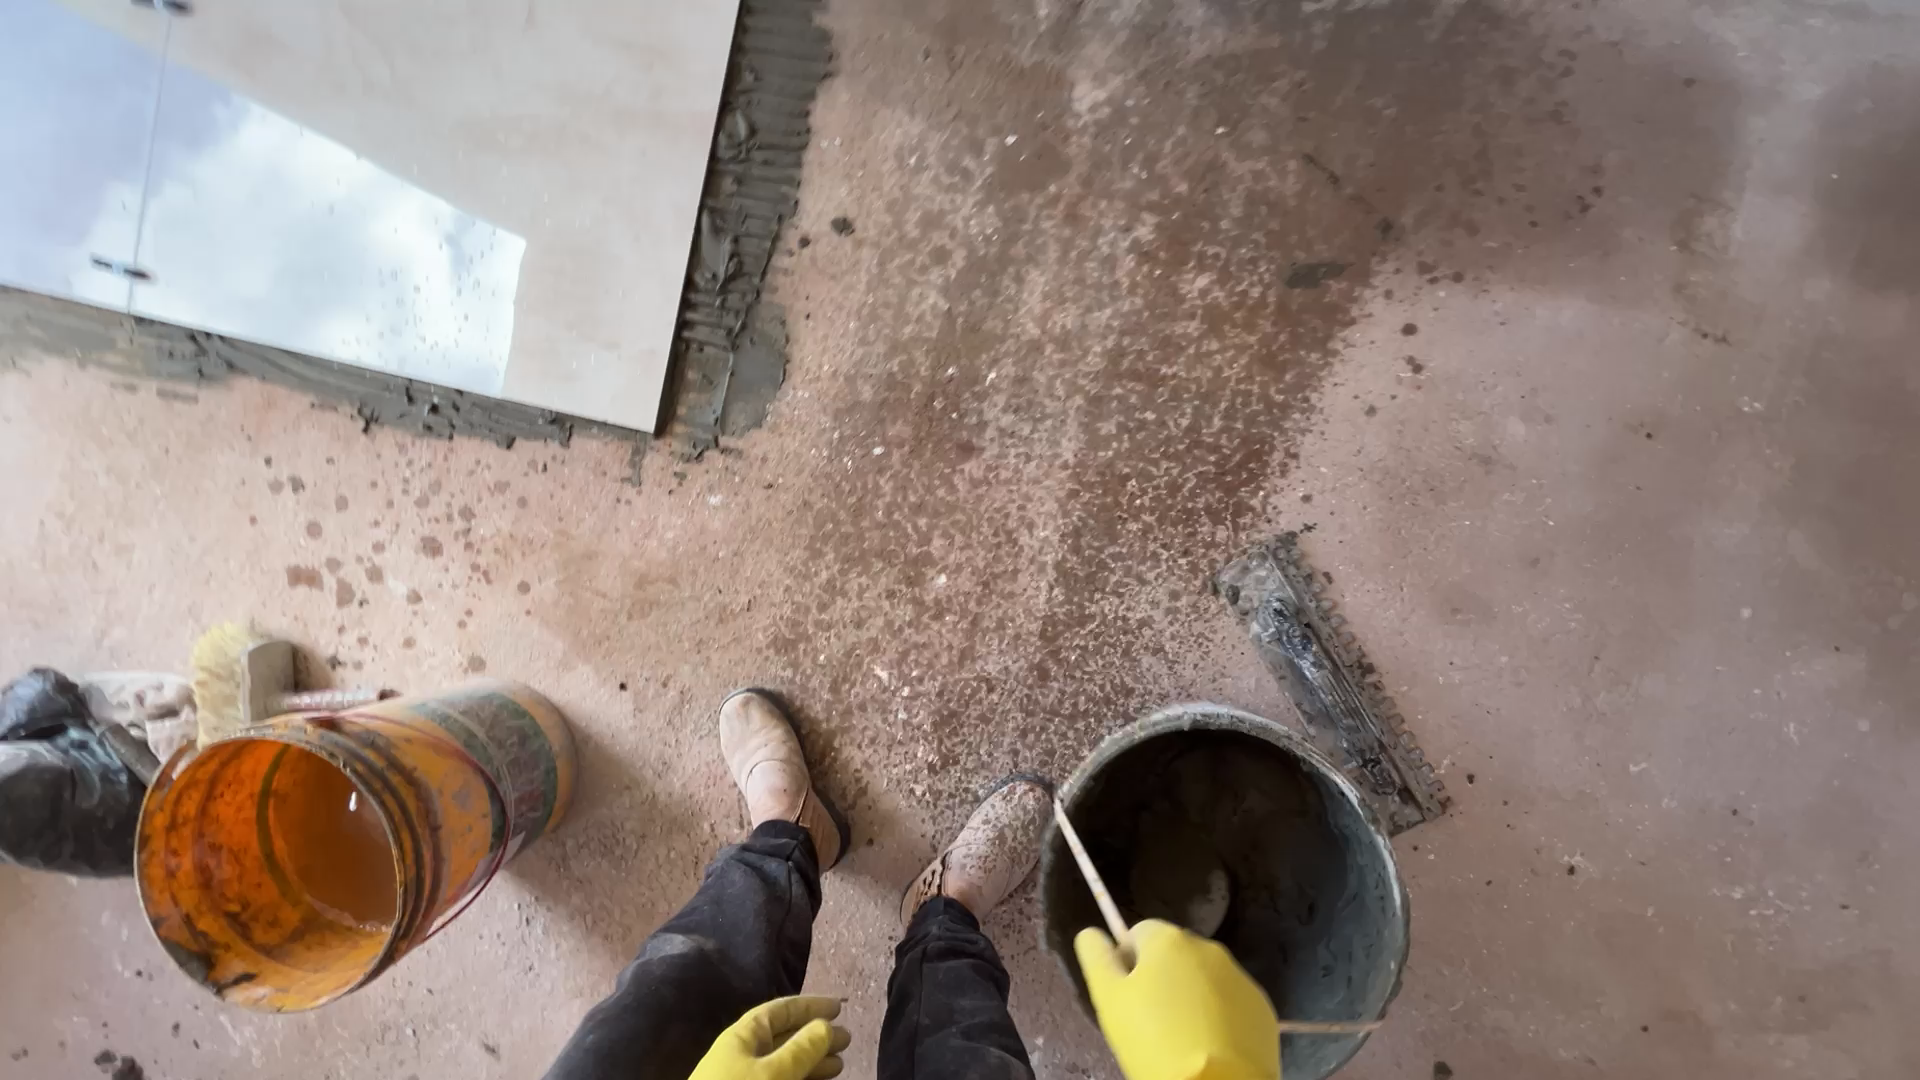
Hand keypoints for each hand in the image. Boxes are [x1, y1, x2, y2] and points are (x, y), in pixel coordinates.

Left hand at [688, 995, 852, 1079]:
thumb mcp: (771, 1075)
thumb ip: (800, 1050)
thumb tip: (826, 1025)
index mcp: (744, 1036)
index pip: (782, 1010)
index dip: (811, 1005)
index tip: (840, 1008)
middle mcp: (744, 1055)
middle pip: (786, 1037)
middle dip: (817, 1037)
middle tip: (847, 1040)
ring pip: (785, 1065)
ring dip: (813, 1063)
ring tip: (839, 1065)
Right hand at [1075, 920, 1279, 1079]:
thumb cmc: (1154, 1042)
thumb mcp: (1108, 999)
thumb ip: (1095, 955)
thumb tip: (1090, 932)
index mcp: (1167, 938)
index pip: (1138, 934)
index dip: (1128, 964)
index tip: (1127, 1000)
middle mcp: (1206, 946)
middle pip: (1173, 955)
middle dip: (1161, 979)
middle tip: (1151, 1023)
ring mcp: (1239, 978)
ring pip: (1203, 979)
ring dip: (1191, 997)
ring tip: (1182, 1040)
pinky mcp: (1263, 1010)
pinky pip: (1231, 1004)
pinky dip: (1219, 1017)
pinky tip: (1211, 1049)